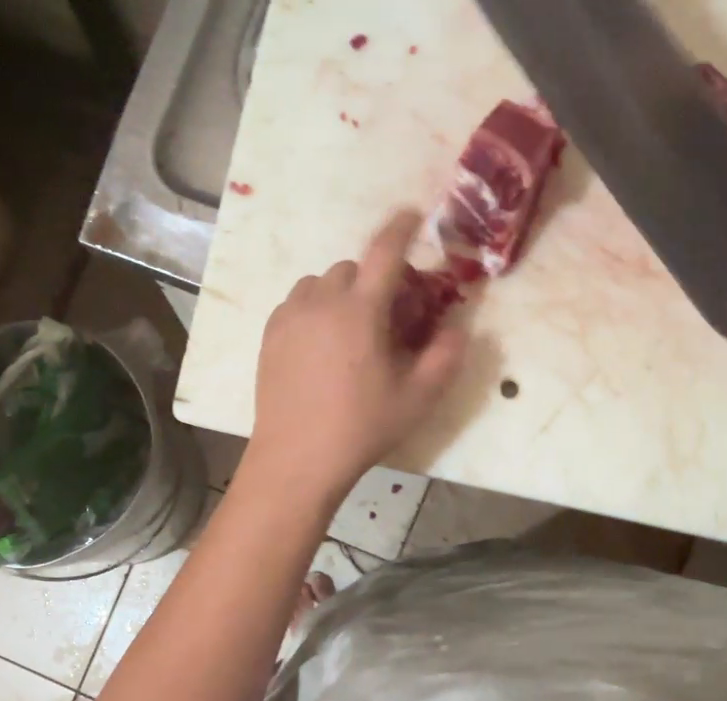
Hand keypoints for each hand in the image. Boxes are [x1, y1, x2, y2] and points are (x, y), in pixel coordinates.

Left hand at [244, 210, 467, 500]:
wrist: (296, 458)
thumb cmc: (360, 428)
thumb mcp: (418, 398)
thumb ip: (446, 356)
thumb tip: (457, 328)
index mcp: (360, 310)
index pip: (385, 250)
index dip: (402, 227)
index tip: (412, 215)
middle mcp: (321, 302)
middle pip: (353, 268)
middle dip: (375, 280)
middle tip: (389, 314)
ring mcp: (289, 317)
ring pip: (320, 283)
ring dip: (342, 293)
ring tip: (353, 330)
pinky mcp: (270, 336)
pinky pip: (296, 304)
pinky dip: (315, 310)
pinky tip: (323, 345)